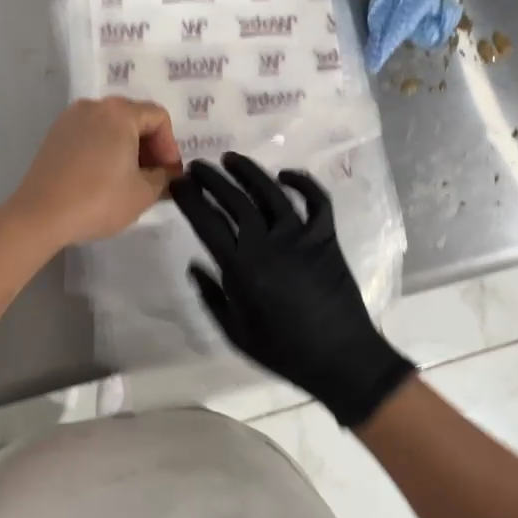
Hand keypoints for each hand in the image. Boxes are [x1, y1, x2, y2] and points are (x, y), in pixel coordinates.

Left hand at [10, 97, 183, 246]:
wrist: (40, 215)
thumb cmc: (98, 201)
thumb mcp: (143, 193)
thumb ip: (163, 177)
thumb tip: (165, 173)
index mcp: (119, 113)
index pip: (158, 117)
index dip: (170, 146)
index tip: (169, 174)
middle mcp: (93, 106)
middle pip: (133, 117)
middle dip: (149, 146)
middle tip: (153, 177)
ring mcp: (70, 119)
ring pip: (110, 126)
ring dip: (127, 148)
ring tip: (129, 179)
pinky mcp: (55, 135)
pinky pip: (90, 134)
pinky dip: (104, 149)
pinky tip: (103, 177)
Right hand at [170, 153, 414, 428]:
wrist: (340, 358)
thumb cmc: (283, 351)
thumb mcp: (235, 332)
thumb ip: (212, 296)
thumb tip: (194, 265)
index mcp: (241, 269)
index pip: (207, 223)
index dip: (190, 199)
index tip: (177, 183)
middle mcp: (269, 244)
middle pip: (236, 200)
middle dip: (212, 180)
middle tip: (195, 166)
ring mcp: (301, 237)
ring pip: (272, 192)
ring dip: (249, 172)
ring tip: (230, 159)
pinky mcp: (327, 238)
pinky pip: (317, 201)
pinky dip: (303, 183)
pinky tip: (286, 175)